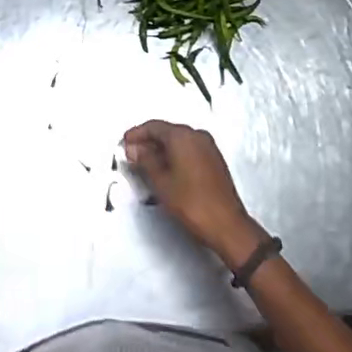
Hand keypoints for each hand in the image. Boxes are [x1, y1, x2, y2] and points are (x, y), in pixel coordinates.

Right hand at [123, 120, 269, 268]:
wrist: (226, 224)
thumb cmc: (191, 203)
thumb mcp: (161, 182)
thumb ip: (145, 160)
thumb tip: (134, 148)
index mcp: (183, 136)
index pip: (154, 126)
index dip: (137, 133)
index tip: (124, 141)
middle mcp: (197, 135)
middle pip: (167, 131)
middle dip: (148, 141)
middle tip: (132, 153)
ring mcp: (208, 146)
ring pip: (179, 141)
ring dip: (162, 149)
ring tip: (146, 163)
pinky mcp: (214, 159)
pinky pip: (189, 149)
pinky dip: (175, 154)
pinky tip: (166, 169)